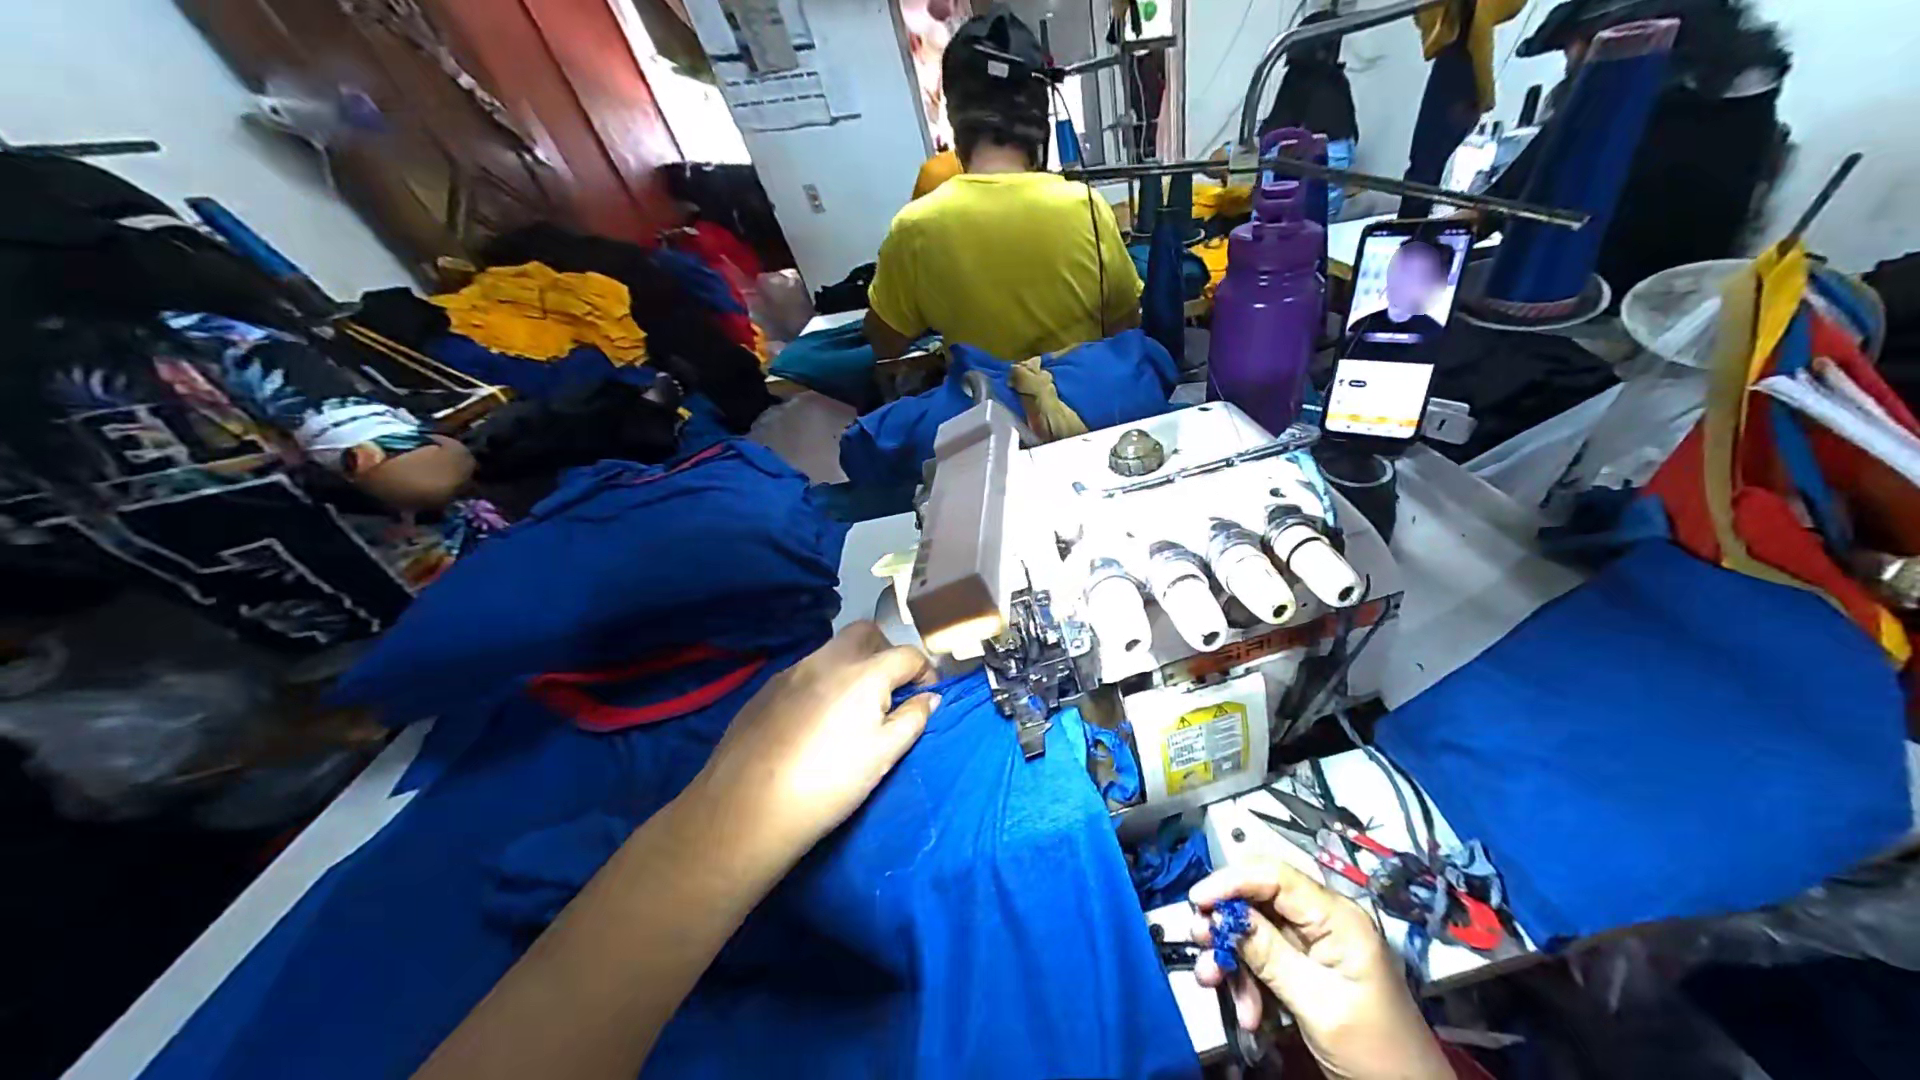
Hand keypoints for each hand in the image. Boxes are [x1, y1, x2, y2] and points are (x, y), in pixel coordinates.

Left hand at [686, 622, 938, 865]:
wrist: (748, 806)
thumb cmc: (829, 783)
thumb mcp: (883, 755)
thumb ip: (912, 718)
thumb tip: (930, 697)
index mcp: (864, 673)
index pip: (907, 654)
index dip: (925, 671)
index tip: (925, 694)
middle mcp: (828, 660)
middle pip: (866, 633)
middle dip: (886, 651)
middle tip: (889, 689)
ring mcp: (793, 671)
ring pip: (832, 650)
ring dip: (851, 665)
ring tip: (851, 708)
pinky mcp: (767, 688)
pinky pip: (805, 671)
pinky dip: (821, 682)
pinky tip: (814, 720)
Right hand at [1191, 858, 1451, 1079]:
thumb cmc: (1377, 1054)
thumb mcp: (1320, 1004)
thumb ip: (1270, 954)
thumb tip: (1225, 914)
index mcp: (1337, 918)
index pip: (1274, 875)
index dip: (1231, 880)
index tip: (1196, 900)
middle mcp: (1322, 921)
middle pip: (1257, 899)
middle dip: (1225, 920)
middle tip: (1201, 940)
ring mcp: (1312, 945)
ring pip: (1252, 930)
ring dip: (1230, 955)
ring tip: (1213, 981)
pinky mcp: (1304, 969)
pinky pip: (1261, 959)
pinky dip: (1246, 980)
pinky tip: (1245, 1011)